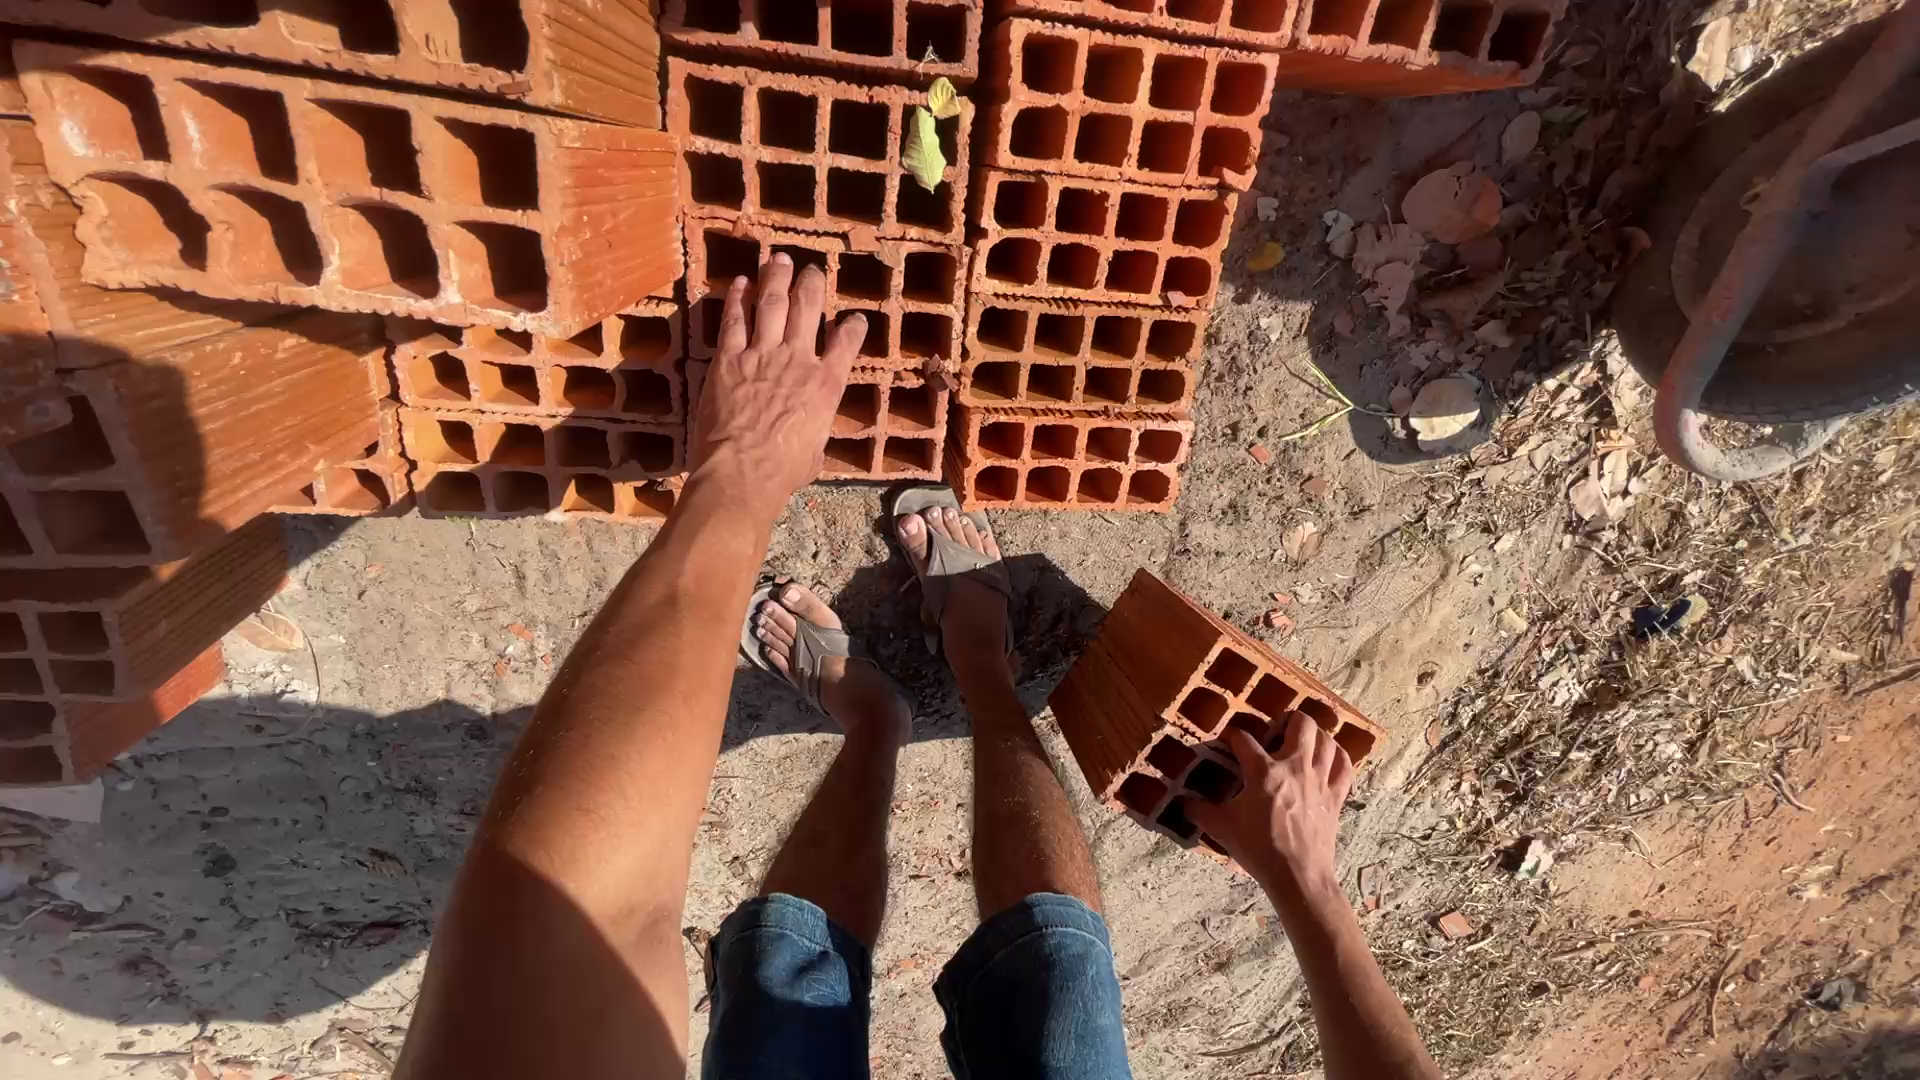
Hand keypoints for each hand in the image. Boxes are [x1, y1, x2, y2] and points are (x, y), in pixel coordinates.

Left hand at [688, 254, 865, 520]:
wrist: (744, 471)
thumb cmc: (784, 471)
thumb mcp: (815, 451)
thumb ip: (815, 429)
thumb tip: (811, 434)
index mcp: (826, 385)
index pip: (847, 343)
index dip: (853, 327)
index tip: (855, 319)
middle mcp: (798, 360)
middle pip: (808, 309)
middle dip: (812, 285)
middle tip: (813, 270)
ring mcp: (761, 355)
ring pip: (772, 303)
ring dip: (776, 277)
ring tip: (779, 260)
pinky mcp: (728, 359)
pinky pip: (734, 320)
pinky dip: (738, 298)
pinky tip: (740, 283)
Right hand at [1187, 713, 1353, 907]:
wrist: (1298, 877)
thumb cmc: (1259, 848)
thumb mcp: (1221, 828)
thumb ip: (1197, 810)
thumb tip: (1179, 801)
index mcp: (1263, 772)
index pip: (1244, 739)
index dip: (1232, 735)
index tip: (1226, 739)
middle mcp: (1294, 767)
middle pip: (1301, 724)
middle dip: (1289, 718)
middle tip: (1277, 726)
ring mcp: (1319, 780)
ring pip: (1326, 741)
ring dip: (1315, 734)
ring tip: (1303, 737)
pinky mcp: (1335, 797)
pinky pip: (1345, 766)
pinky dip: (1339, 755)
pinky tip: (1329, 755)